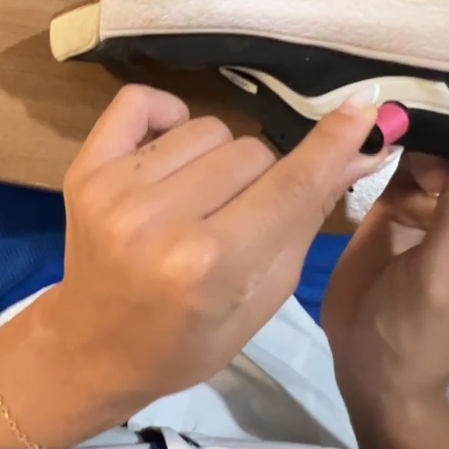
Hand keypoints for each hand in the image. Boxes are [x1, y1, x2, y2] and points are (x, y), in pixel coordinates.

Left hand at [29, 84, 392, 412]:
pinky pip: (140, 101)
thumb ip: (306, 219)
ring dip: (216, 158)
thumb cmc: (189, 339)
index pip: (289, 186)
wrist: (95, 347)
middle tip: (239, 214)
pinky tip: (168, 153)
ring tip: (198, 199)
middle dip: (261, 179)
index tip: (364, 108)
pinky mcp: (84, 169)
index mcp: (208, 265)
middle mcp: (159, 221)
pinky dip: (166, 117)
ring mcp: (114, 190)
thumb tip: (359, 149)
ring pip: (206, 128)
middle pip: (251, 151)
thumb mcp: (262, 296)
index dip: (332, 144)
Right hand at [321, 125, 448, 432]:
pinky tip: (378, 129)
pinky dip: (398, 133)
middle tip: (448, 105)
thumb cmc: (421, 335)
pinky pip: (411, 149)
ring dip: (435, 124)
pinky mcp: (404, 193)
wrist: (364, 364)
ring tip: (402, 121)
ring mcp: (448, 198)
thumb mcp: (447, 274)